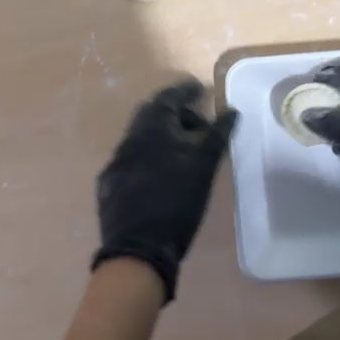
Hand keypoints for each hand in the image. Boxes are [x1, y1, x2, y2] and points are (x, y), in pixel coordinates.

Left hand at [94, 79, 238, 301]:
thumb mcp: (204, 167)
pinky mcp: (108, 185)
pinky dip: (149, 156)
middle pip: (150, 115)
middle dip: (173, 112)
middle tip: (196, 122)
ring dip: (160, 136)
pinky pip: (131, 160)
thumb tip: (231, 111)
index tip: (200, 90)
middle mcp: (128, 140)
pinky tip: (160, 174)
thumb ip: (217, 136)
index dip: (185, 91)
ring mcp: (115, 163)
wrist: (137, 249)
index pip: (168, 98)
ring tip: (182, 149)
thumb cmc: (177, 203)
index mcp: (150, 130)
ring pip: (139, 138)